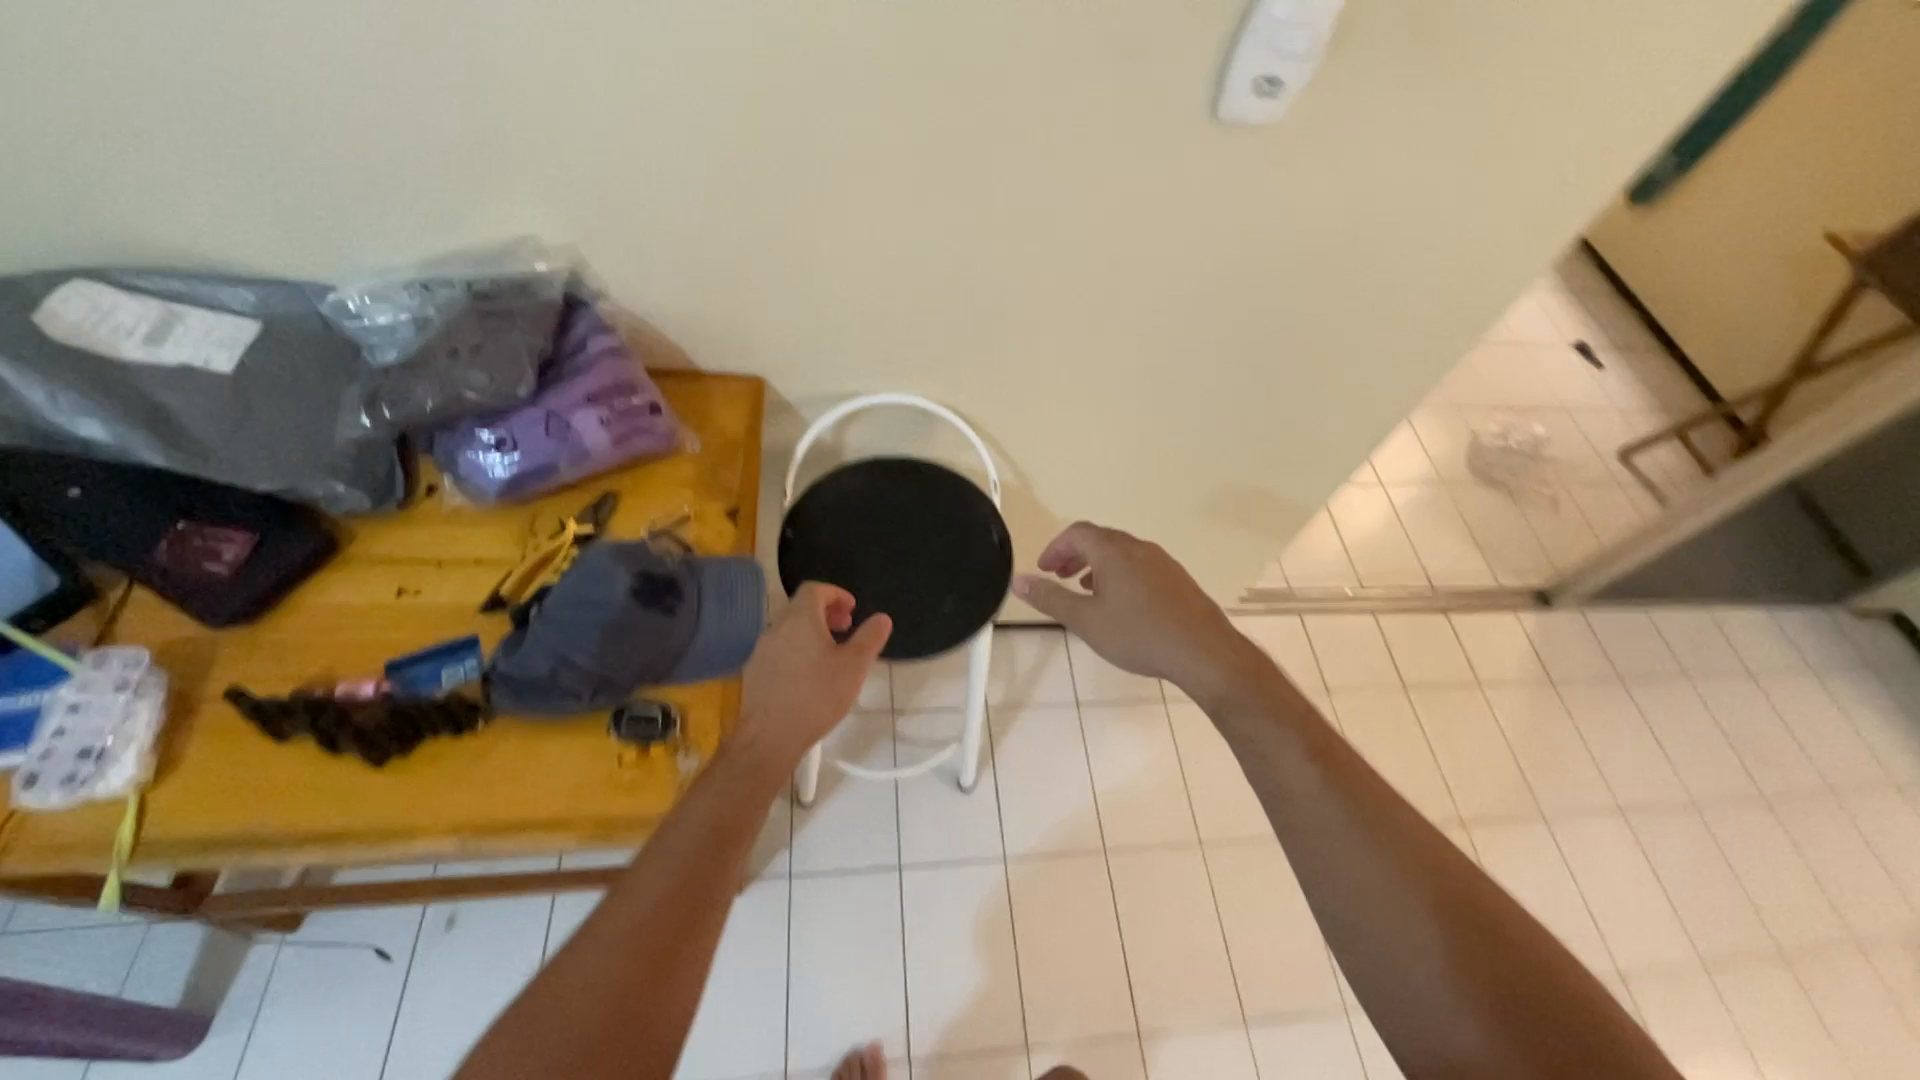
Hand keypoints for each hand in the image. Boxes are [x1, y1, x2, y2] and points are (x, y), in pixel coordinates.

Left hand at [736, 583, 891, 765]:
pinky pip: (779, 650)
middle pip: (800, 608)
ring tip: (830, 654)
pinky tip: (808, 676)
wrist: (770, 735)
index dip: (835, 594)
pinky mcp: (754, 672)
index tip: (852, 610)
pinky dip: (796, 650)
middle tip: (846, 629)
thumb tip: (882, 618)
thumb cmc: (817, 696)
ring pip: (789, 630)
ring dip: (810, 633)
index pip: (814, 590)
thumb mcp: (854, 666)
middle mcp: (776, 628)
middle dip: (825, 613)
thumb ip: (870, 638)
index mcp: (800, 619)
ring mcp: (761, 650)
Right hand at [1013, 522, 1266, 701]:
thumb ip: (1050, 599)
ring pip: (1123, 553)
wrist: (1203, 652)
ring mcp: (1163, 563)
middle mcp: (1140, 548)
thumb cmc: (1139, 635)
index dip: (1055, 548)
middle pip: (1101, 539)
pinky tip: (1122, 606)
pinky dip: (1120, 575)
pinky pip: (1141, 566)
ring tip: (1087, 592)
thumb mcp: (1085, 620)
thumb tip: (1019, 581)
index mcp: (1114, 552)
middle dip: (1075, 555)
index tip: (1044, 570)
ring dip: (1098, 566)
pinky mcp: (1178, 580)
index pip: (1077, 533)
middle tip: (1059, 577)